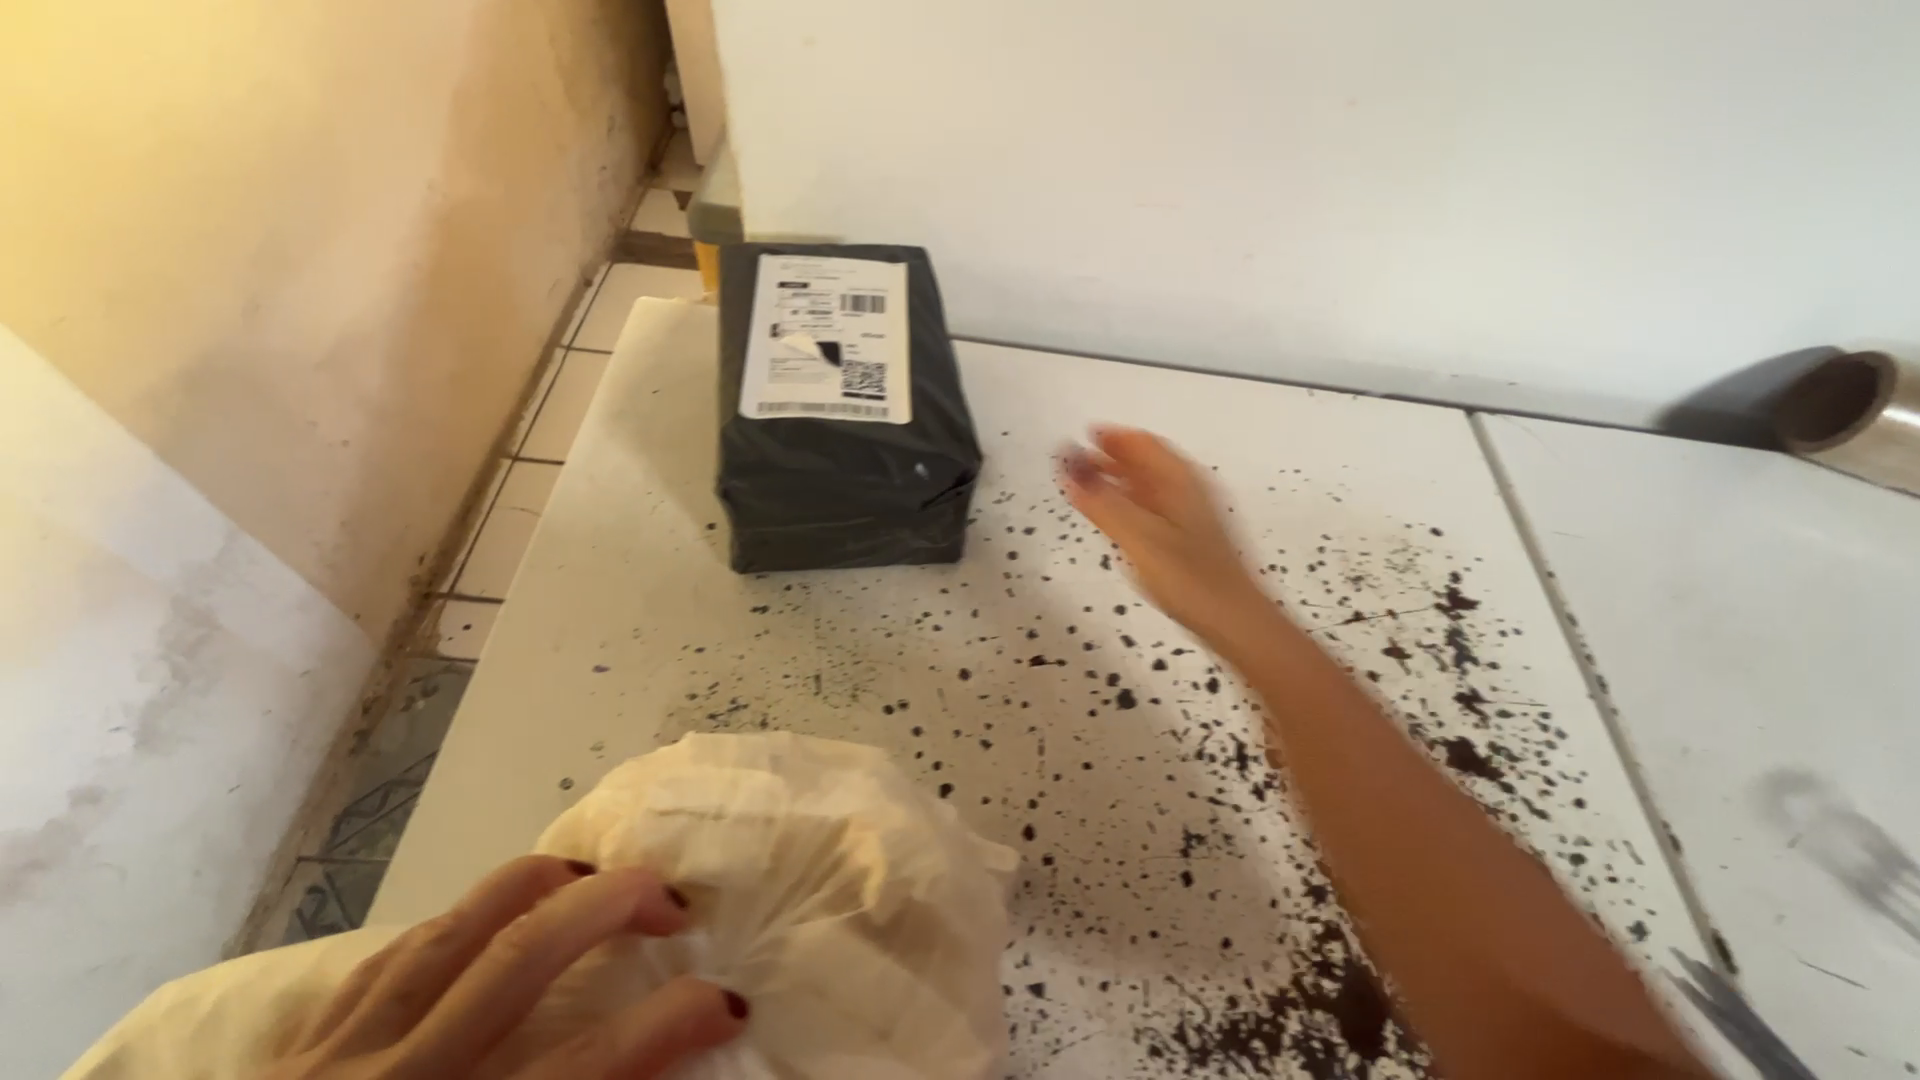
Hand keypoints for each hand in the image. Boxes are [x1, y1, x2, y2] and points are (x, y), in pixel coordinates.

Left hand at [261, 856, 745, 1079]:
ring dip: (539, 884)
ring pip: (451, 928)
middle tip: (675, 902)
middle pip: (521, 957)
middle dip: (615, 906)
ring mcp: (333, 1061)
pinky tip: (492, 918)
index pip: (589, 1065)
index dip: (675, 1022)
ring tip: (595, 874)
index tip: (729, 1002)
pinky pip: (391, 957)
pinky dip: (459, 923)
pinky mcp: (292, 1052)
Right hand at [1060, 426, 1275, 644]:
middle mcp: (1190, 490)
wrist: (1235, 621)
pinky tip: (1118, 519)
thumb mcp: (1138, 538)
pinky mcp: (1193, 539)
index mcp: (1181, 481)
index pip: (1143, 444)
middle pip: (1148, 462)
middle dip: (1112, 458)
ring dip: (1121, 480)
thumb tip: (1067, 470)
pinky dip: (1133, 502)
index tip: (1082, 436)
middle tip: (1077, 461)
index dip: (1112, 437)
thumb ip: (1101, 503)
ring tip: (1090, 486)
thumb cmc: (1189, 578)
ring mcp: (1194, 515)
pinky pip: (1157, 507)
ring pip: (1152, 485)